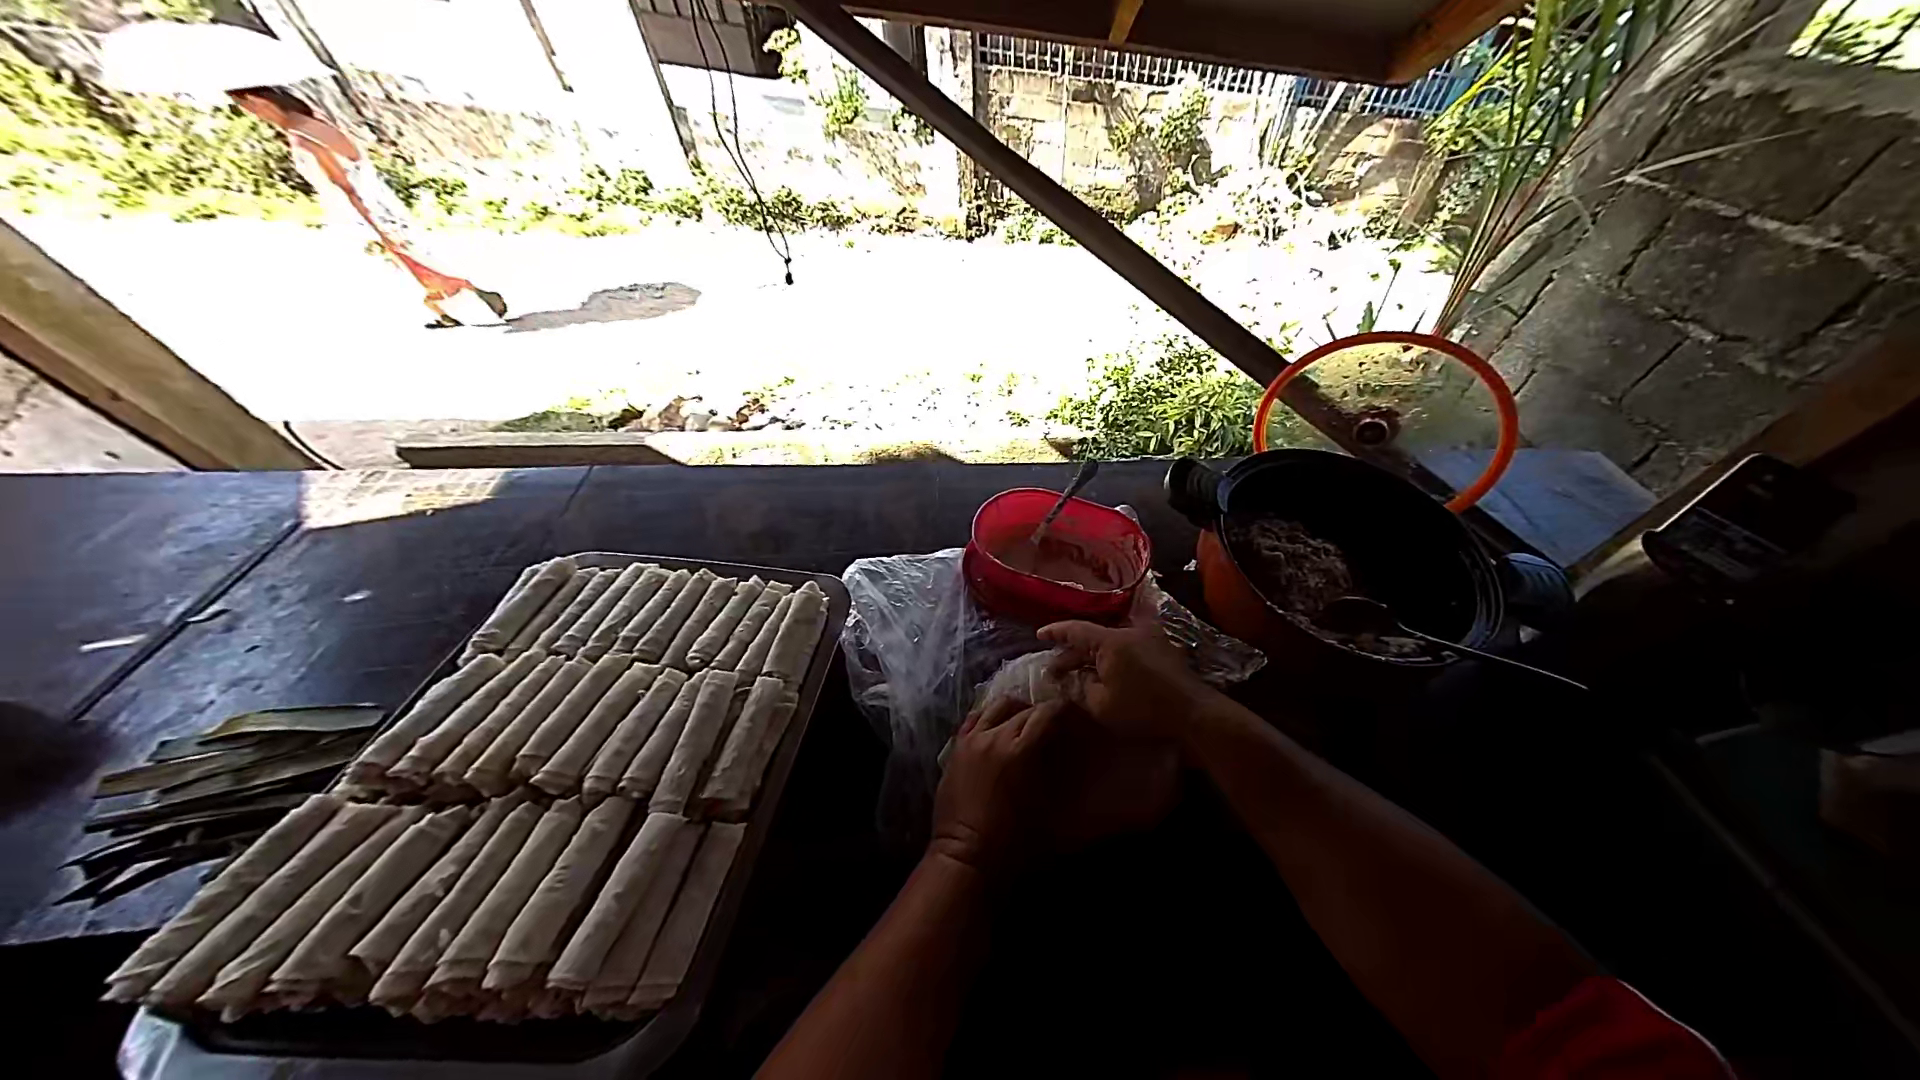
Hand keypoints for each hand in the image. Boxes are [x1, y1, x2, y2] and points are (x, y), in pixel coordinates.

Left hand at [929, 696, 1063, 881]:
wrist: (967, 859)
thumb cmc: (1015, 843)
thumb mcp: (1051, 811)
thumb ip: (1062, 775)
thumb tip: (1075, 755)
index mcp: (1020, 750)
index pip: (1049, 713)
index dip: (1067, 711)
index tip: (1079, 718)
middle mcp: (994, 736)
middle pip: (1025, 709)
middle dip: (1044, 713)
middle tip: (1056, 727)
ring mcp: (971, 739)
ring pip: (998, 706)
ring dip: (1016, 711)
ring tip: (1027, 724)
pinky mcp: (956, 748)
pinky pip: (974, 718)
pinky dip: (990, 718)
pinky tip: (998, 729)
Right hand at [1037, 620, 1224, 740]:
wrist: (1192, 712)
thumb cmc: (1143, 709)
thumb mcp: (1101, 704)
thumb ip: (1081, 687)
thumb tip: (1073, 678)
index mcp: (1110, 640)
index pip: (1075, 630)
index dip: (1055, 632)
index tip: (1039, 635)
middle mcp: (1129, 631)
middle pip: (1092, 636)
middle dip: (1072, 652)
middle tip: (1055, 669)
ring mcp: (1148, 637)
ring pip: (1110, 641)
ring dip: (1092, 655)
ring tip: (1078, 670)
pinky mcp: (1161, 649)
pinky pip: (1127, 645)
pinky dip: (1112, 656)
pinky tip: (1105, 670)